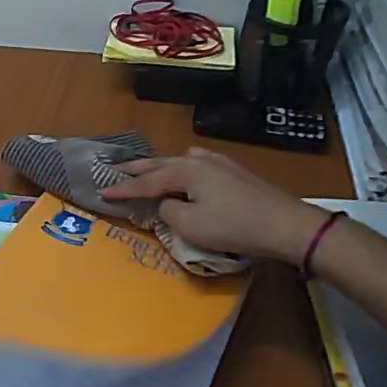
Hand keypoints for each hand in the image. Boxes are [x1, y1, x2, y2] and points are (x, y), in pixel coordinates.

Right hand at [100, 147, 328, 262]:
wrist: (286, 225)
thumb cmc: (233, 226)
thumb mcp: (188, 225)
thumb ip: (167, 211)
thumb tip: (167, 204)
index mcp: (183, 172)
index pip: (144, 182)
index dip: (121, 189)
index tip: (101, 192)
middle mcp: (198, 161)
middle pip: (159, 164)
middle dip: (135, 169)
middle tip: (114, 169)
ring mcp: (219, 163)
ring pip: (178, 160)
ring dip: (159, 165)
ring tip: (147, 169)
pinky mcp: (234, 172)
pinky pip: (197, 163)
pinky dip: (181, 167)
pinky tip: (187, 170)